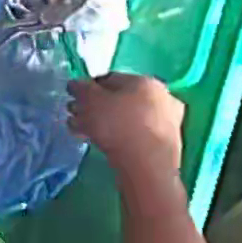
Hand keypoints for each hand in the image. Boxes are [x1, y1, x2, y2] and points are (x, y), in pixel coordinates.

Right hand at [69, 73, 183, 181]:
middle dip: (93, 106)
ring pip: (124, 116)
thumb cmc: (116, 124)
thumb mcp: (88, 99)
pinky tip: (99, 141)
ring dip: (101, 121)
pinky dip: (116, 134)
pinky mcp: (165, 141)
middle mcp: (161, 96)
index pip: (108, 78)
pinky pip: (134, 132)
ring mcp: (167, 120)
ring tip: (82, 131)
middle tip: (76, 116)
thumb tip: (77, 85)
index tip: (74, 100)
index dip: (87, 88)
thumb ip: (79, 87)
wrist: (146, 164)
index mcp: (144, 81)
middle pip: (117, 98)